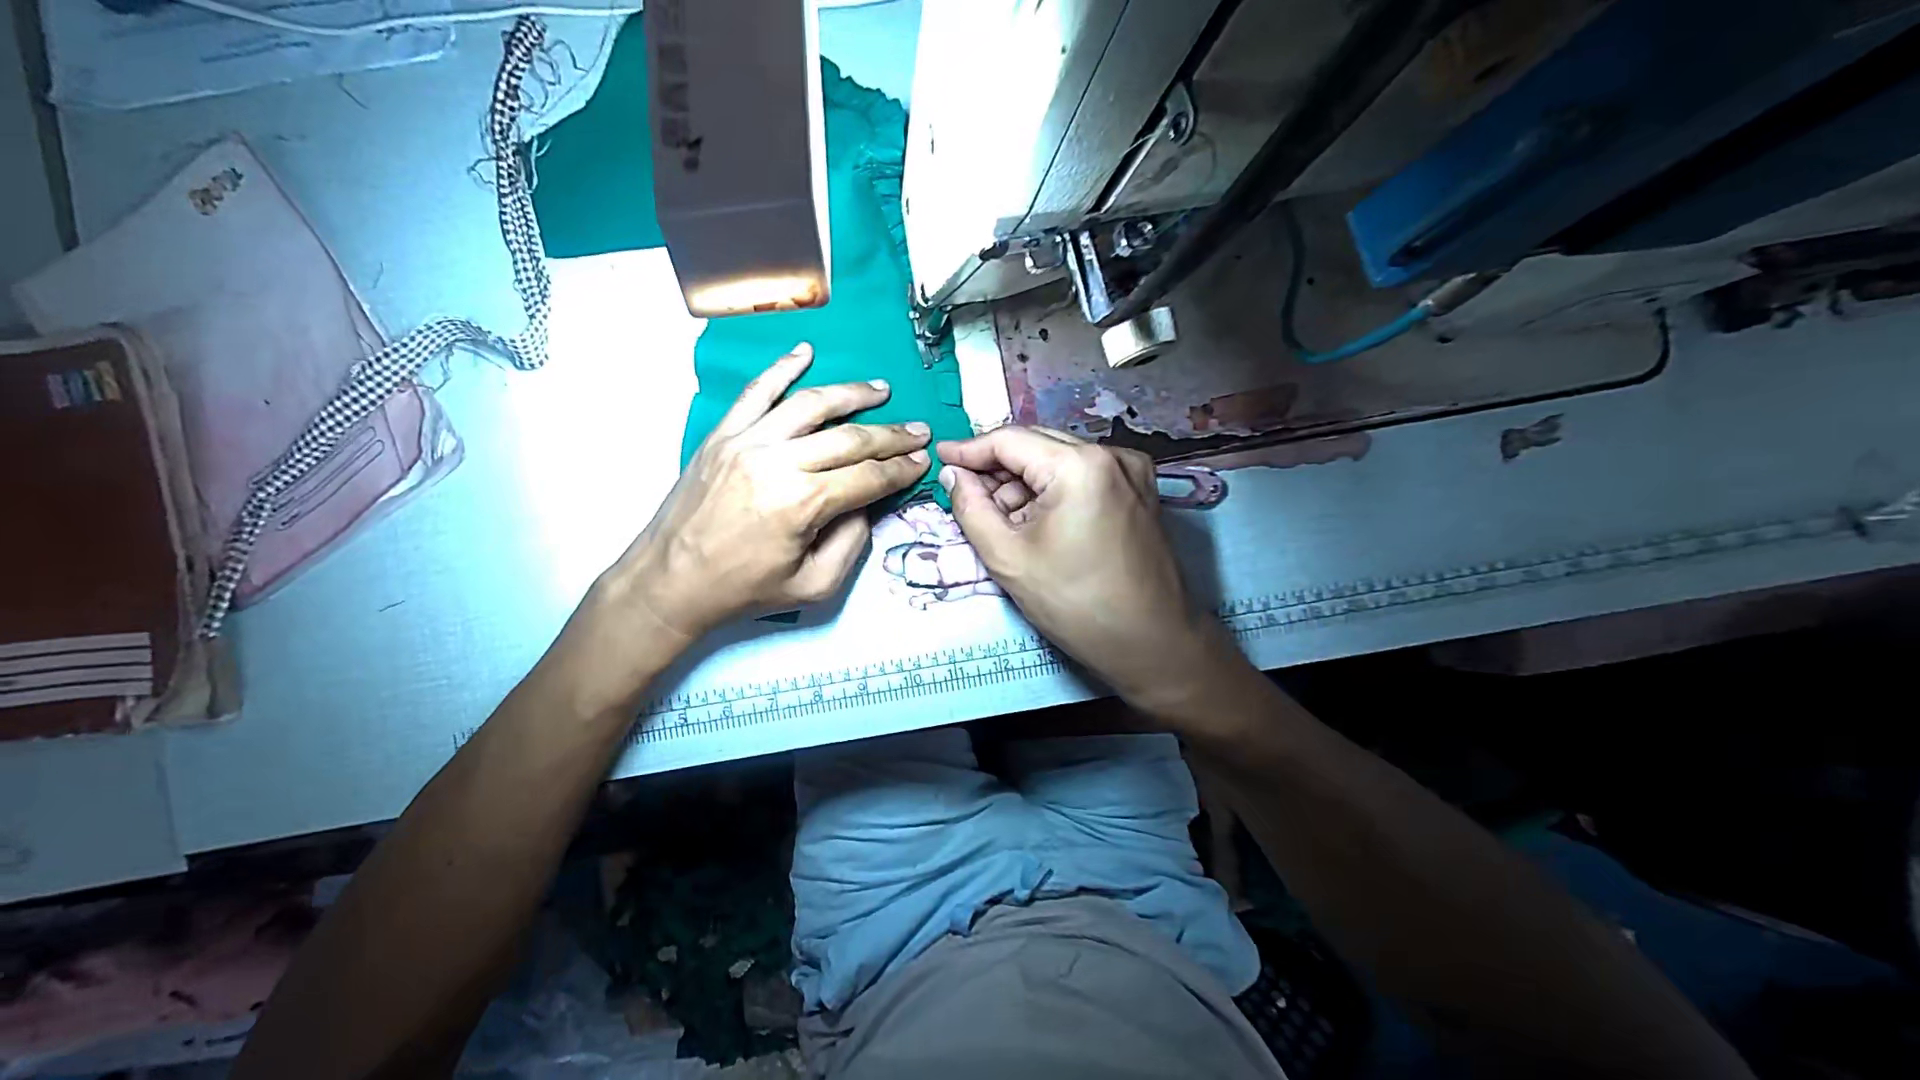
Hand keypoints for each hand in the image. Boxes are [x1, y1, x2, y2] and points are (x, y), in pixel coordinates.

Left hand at [593, 343, 929, 644]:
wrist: (670, 582)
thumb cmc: (743, 590)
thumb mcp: (813, 585)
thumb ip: (851, 542)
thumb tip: (868, 502)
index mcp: (803, 504)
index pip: (869, 477)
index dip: (902, 469)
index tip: (924, 460)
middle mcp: (778, 463)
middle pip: (850, 438)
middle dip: (892, 435)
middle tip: (918, 430)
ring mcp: (747, 442)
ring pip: (810, 405)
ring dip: (851, 393)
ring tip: (880, 389)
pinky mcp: (722, 435)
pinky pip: (756, 393)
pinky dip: (781, 368)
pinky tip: (805, 352)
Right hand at [937, 427, 1252, 721]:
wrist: (1154, 644)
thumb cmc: (1076, 604)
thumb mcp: (1009, 558)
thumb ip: (971, 508)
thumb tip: (954, 475)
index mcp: (1080, 464)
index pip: (1009, 439)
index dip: (969, 449)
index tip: (940, 458)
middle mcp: (1111, 453)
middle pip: (1036, 445)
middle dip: (997, 469)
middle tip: (966, 497)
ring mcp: (1132, 470)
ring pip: (1059, 461)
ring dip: (1025, 483)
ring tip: (1004, 522)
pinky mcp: (1140, 490)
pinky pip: (1084, 476)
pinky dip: (1054, 492)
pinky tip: (1039, 524)